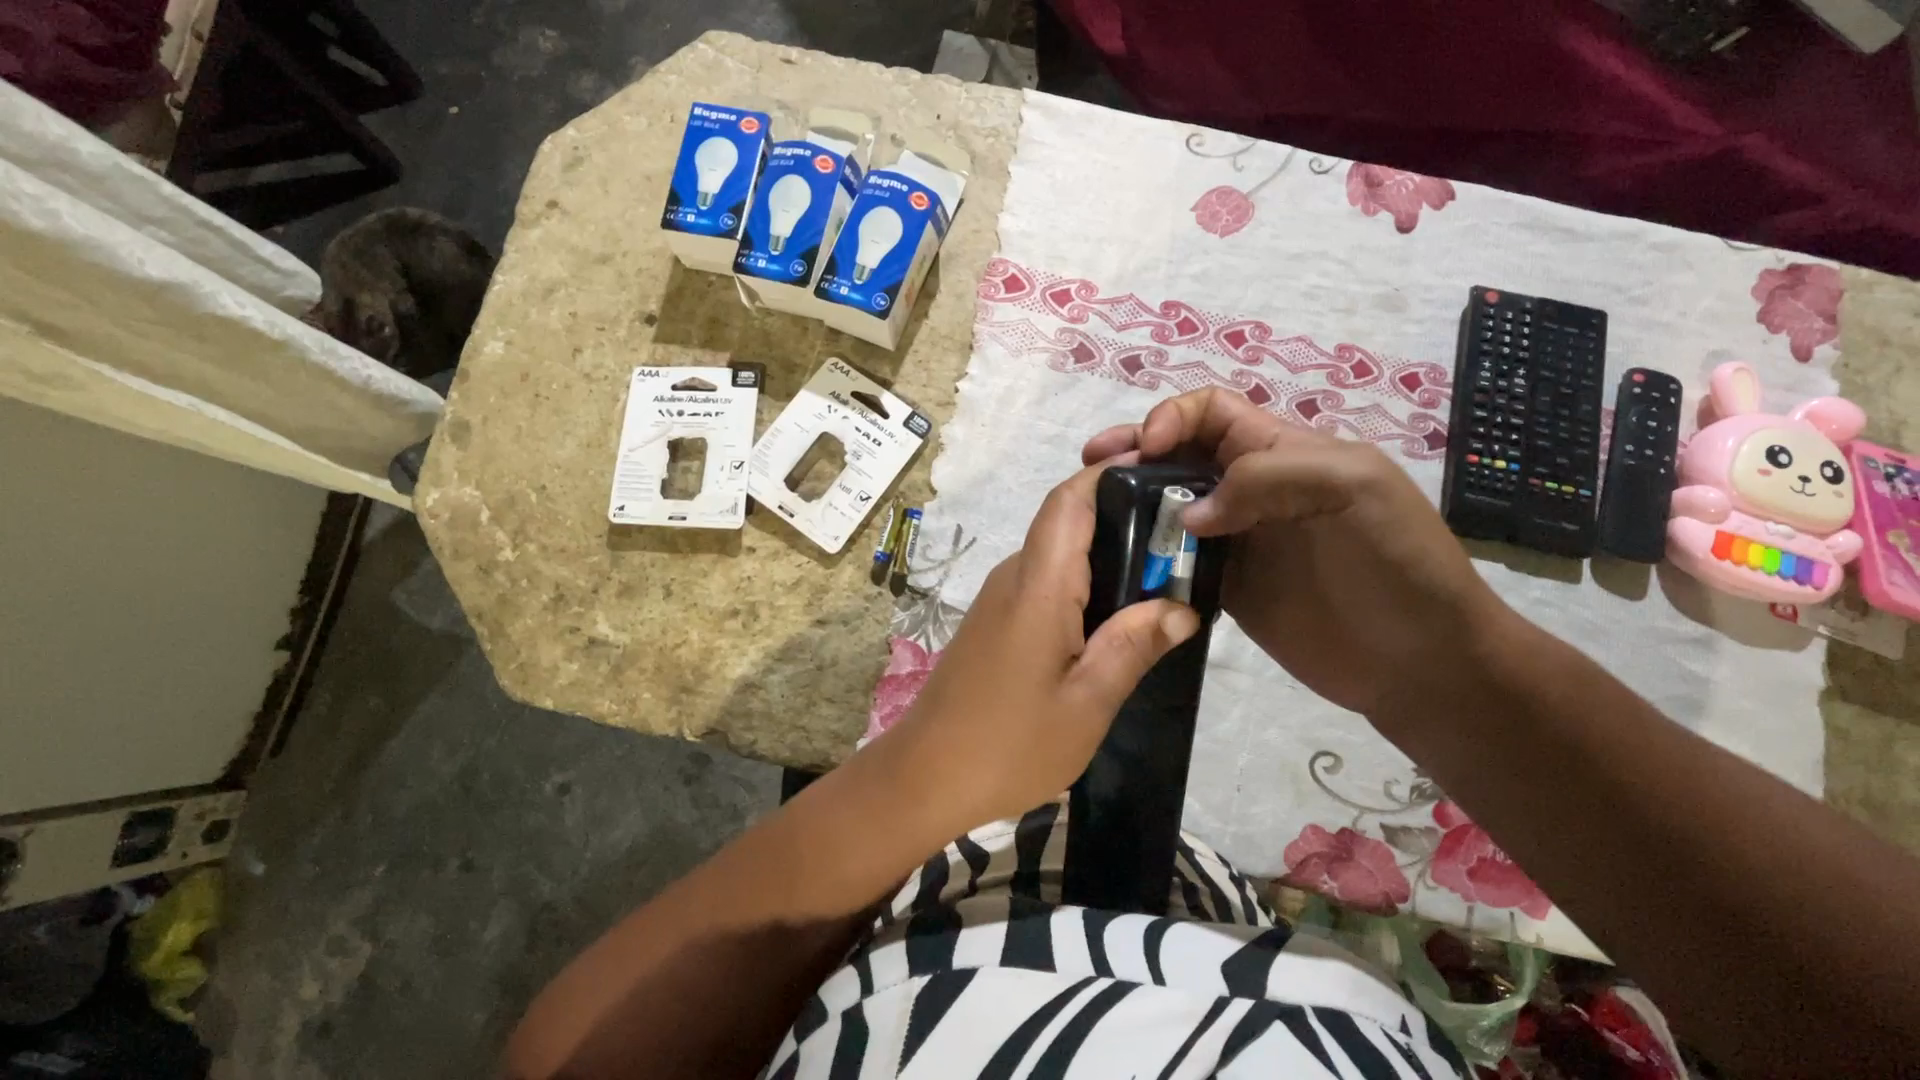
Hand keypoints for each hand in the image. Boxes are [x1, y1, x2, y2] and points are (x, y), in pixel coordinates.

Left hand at [877, 459, 1201, 827]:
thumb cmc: (1009, 745)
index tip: (1163, 476)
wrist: (924, 777)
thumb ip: (1133, 647)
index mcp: (1038, 587)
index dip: (1110, 475)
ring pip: (1058, 559)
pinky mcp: (993, 624)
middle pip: (1068, 525)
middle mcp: (1014, 579)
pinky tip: (1115, 623)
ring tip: (1164, 587)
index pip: (1069, 501)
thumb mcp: (1087, 703)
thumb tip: (1181, 608)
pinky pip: (1045, 587)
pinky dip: (1084, 590)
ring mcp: (998, 601)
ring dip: (1108, 562)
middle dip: (1126, 523)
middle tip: (1186, 551)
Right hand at [1083, 389, 1513, 719]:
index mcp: (1284, 450)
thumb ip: (1267, 477)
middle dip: (1134, 452)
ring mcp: (1238, 541)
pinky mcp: (1228, 590)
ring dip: (1132, 506)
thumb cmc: (1396, 561)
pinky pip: (1176, 564)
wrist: (1420, 660)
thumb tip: (1187, 515)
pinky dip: (1147, 561)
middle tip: (1090, 466)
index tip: (1146, 447)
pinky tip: (1120, 566)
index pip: (1214, 411)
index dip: (1175, 416)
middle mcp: (1253, 489)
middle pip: (1181, 456)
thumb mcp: (1349, 486)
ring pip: (1171, 509)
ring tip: (1093, 516)